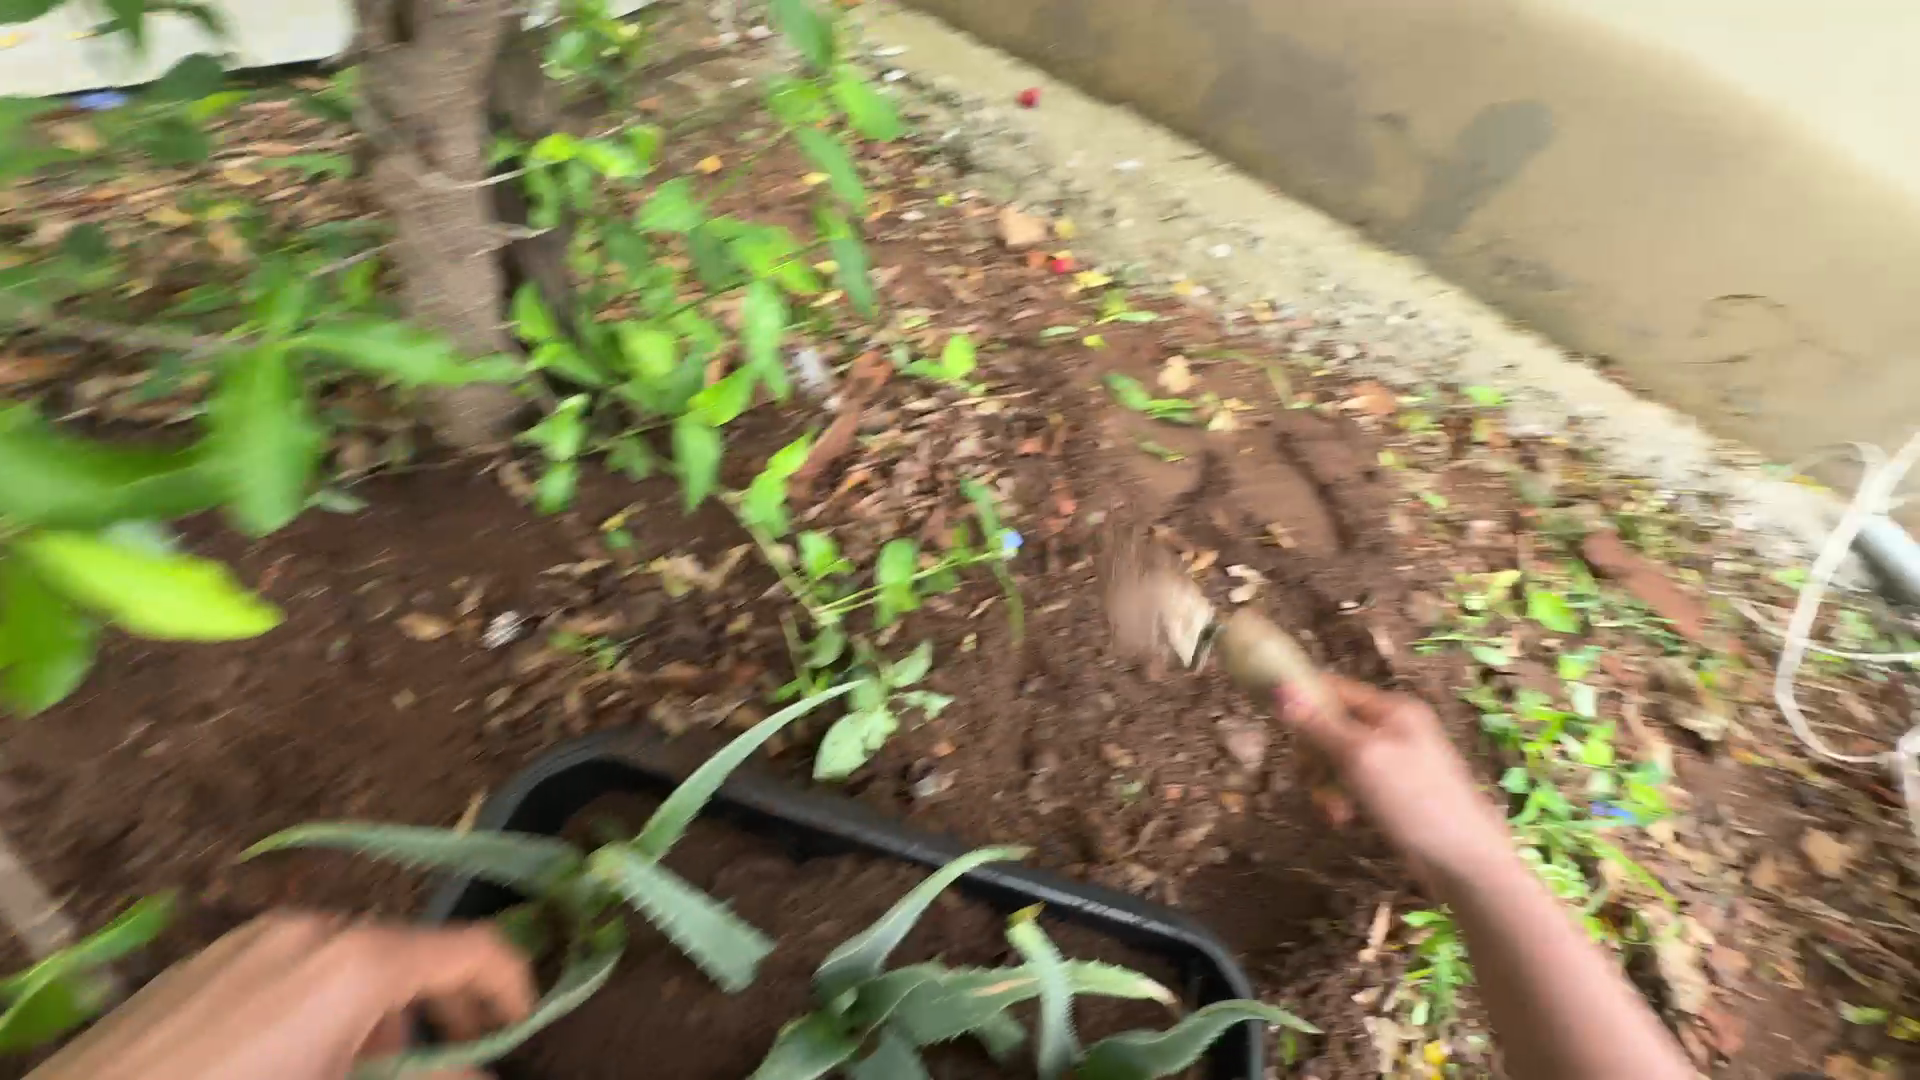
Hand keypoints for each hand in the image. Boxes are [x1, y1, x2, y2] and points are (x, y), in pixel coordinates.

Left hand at [30, 911, 534, 1079]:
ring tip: (362, 1069)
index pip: (474, 949)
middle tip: (457, 1059)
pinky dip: (324, 1006)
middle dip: (444, 1010)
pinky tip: (290, 1061)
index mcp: (359, 961)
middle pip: (415, 955)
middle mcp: (319, 929)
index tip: (524, 1027)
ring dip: (380, 1015)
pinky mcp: (205, 960)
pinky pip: (297, 968)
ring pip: (355, 962)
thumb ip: (427, 1079)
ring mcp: (257, 938)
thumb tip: (483, 1074)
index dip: (513, 985)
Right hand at [1276, 676, 1510, 886]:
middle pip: (1329, 724)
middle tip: (1310, 778)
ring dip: (1324, 782)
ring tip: (1332, 810)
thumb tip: (1280, 688)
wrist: (1466, 865)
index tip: (1283, 730)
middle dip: (1314, 754)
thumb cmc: (1415, 801)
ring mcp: (1393, 759)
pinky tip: (1343, 818)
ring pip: (1335, 757)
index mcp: (1392, 709)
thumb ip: (1318, 724)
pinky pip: (1350, 781)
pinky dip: (1340, 797)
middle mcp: (1392, 727)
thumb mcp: (1360, 757)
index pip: (1333, 688)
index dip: (1304, 704)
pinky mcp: (1391, 789)